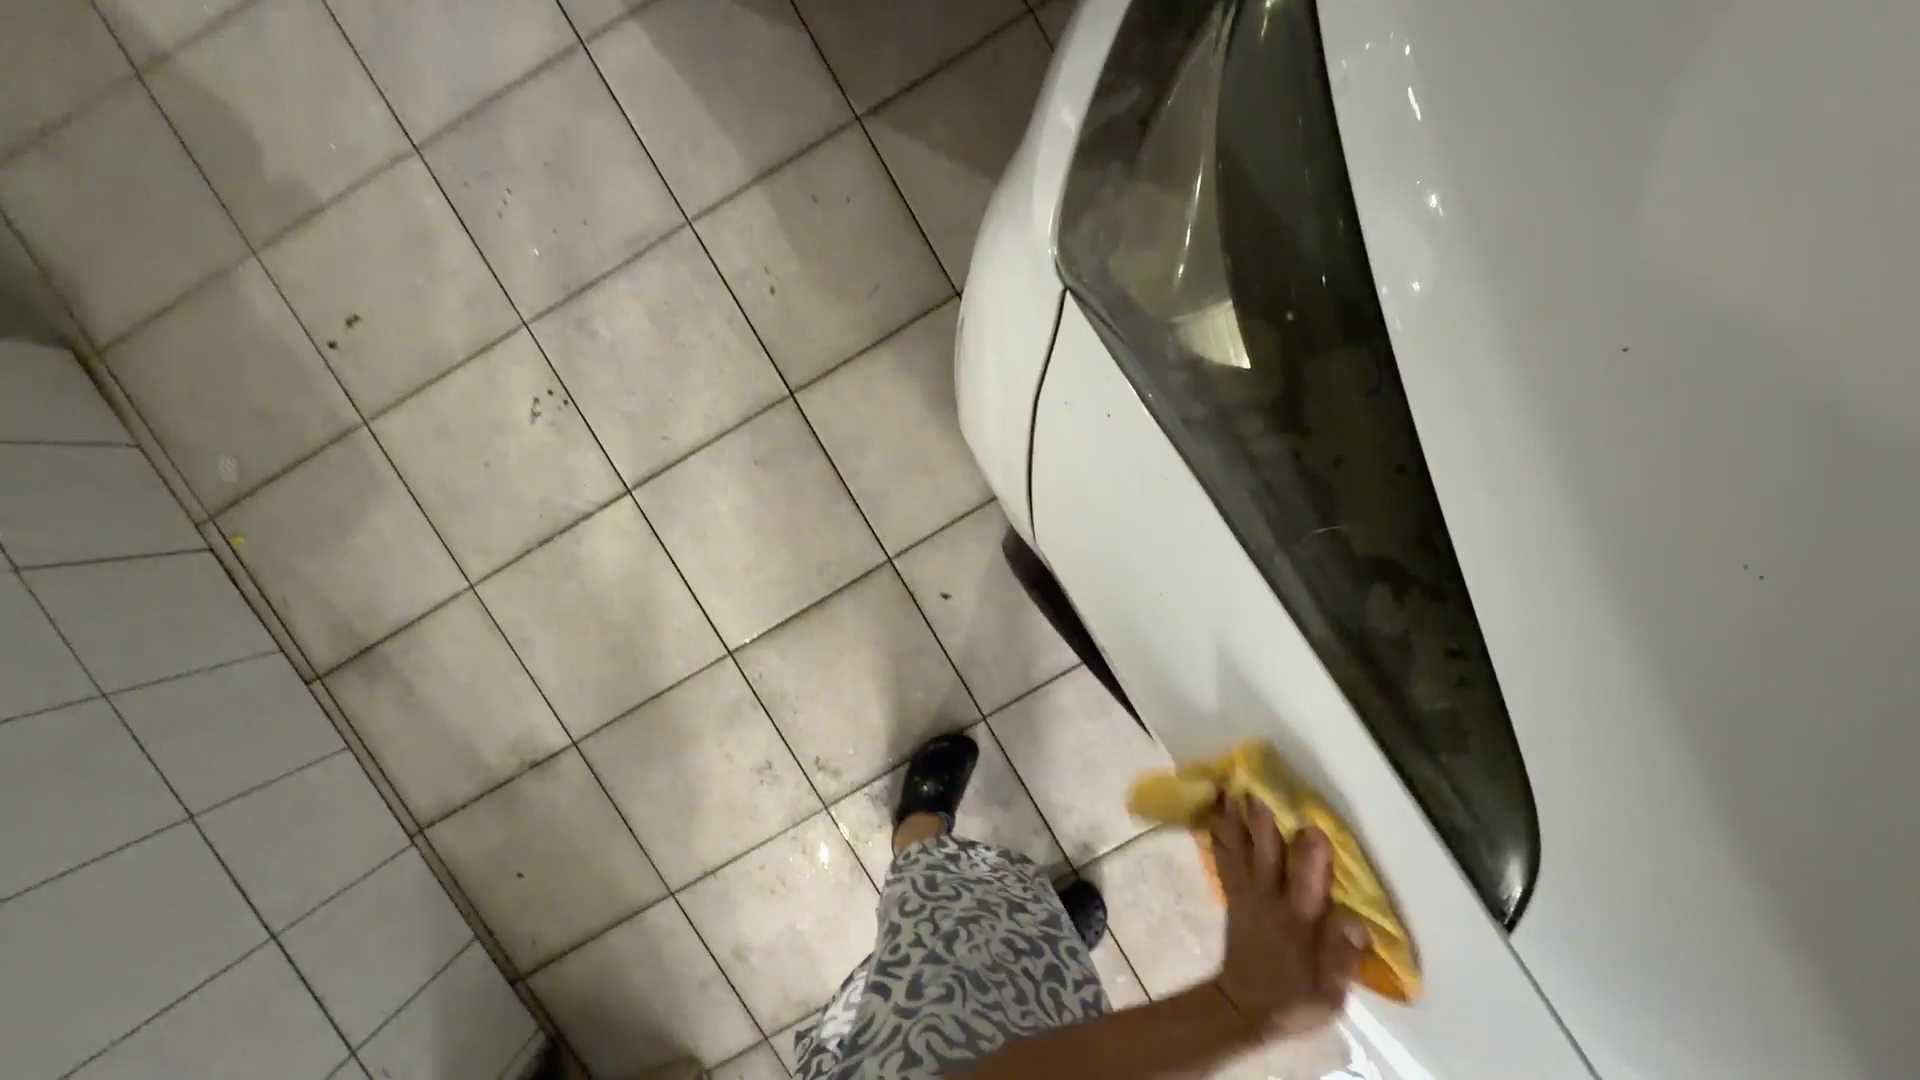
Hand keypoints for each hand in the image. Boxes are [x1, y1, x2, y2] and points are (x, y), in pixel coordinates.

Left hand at [1208, 796, 1366, 1037]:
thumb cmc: (1294, 1000)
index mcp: (1300, 924)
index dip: (1312, 859)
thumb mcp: (1329, 994)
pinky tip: (1215, 813)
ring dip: (1235, 821)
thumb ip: (1342, 957)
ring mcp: (1247, 896)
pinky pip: (1225, 860)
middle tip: (1256, 792)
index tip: (1314, 830)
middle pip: (1267, 858)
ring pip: (1241, 852)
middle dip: (1263, 826)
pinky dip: (1219, 835)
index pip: (1309, 886)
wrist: (1244, 1007)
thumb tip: (1355, 923)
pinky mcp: (1233, 896)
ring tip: (1228, 790)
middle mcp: (1271, 902)